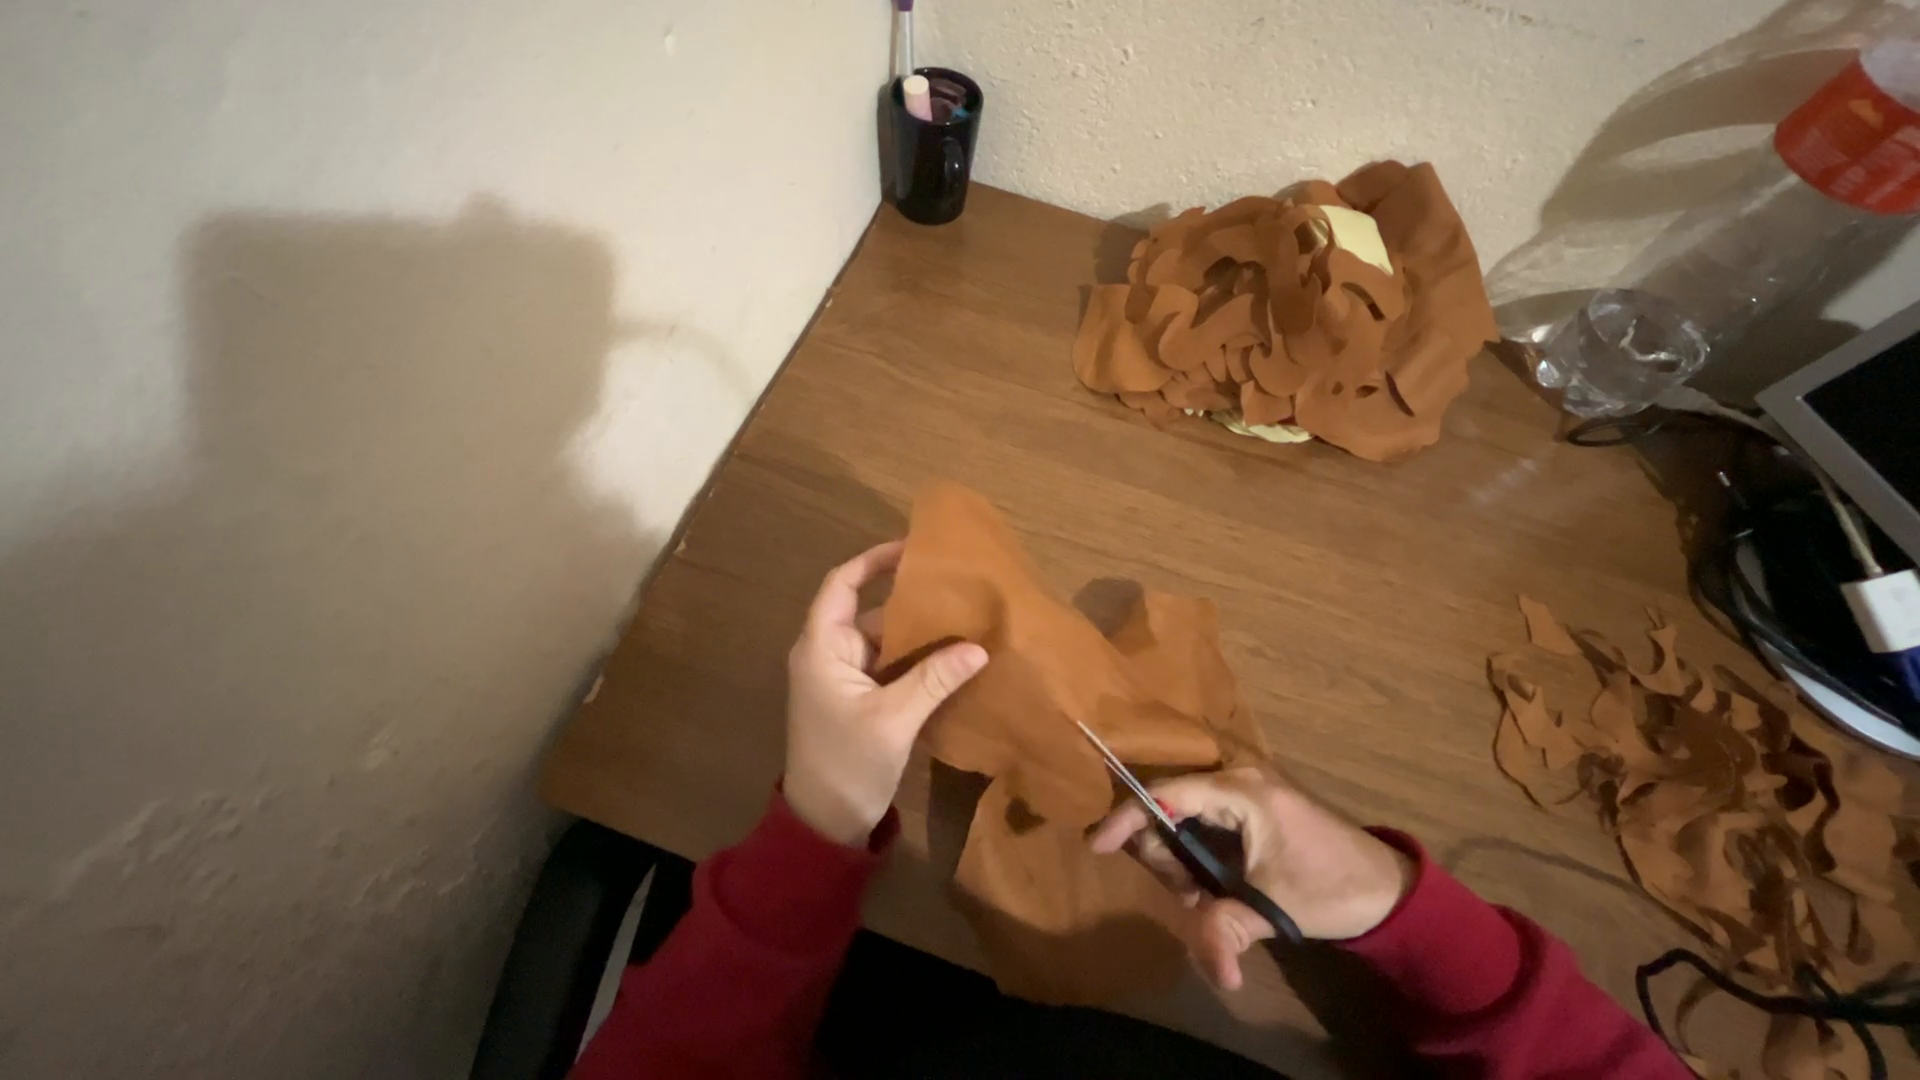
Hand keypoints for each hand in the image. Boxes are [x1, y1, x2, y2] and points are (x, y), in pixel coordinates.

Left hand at [784, 541, 988, 845]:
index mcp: (822, 648)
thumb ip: (934, 680)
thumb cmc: (847, 764)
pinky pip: (887, 666)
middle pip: (868, 611)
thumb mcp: (894, 719)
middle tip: (954, 585)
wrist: (823, 823)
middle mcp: (828, 654)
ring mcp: (843, 678)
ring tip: (962, 617)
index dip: (873, 561)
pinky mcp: (858, 699)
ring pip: (882, 640)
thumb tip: (978, 648)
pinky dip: (914, 659)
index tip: (912, 548)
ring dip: (916, 632)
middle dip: (908, 598)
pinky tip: (950, 657)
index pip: (843, 585)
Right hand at [1088, 766, 1415, 989]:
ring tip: (1208, 896)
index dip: (1129, 818)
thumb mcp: (1275, 909)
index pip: (1168, 793)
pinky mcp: (1247, 803)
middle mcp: (1236, 777)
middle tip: (1190, 896)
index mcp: (1241, 791)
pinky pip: (1200, 819)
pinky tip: (1213, 884)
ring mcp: (1242, 787)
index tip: (1097, 845)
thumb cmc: (1332, 887)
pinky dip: (1195, 853)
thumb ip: (1227, 928)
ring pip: (1182, 814)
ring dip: (1180, 858)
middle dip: (1164, 853)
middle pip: (1169, 805)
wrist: (1388, 888)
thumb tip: (1214, 974)